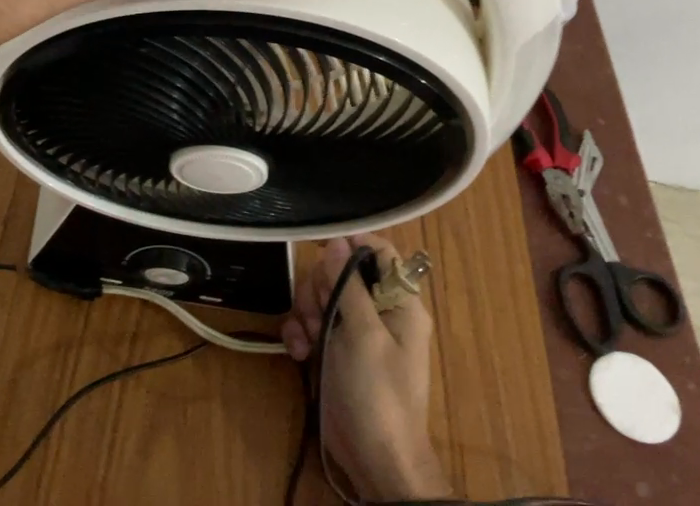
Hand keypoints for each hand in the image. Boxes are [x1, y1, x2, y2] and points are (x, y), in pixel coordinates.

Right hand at [282, 234, 451, 502]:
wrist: (374, 457)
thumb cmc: (378, 394)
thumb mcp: (364, 336)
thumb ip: (350, 286)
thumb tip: (338, 242)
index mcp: (400, 304)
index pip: (380, 254)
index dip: (351, 244)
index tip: (318, 246)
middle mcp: (378, 312)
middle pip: (341, 272)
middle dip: (321, 288)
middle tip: (320, 314)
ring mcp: (354, 331)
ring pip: (321, 296)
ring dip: (306, 313)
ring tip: (308, 340)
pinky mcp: (333, 349)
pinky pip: (310, 324)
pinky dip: (300, 333)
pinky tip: (300, 353)